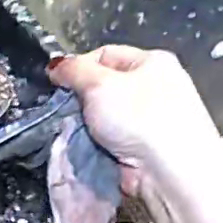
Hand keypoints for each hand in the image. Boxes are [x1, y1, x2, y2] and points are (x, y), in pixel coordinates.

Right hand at [48, 45, 222, 190]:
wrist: (167, 167)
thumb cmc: (139, 118)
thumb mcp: (101, 84)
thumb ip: (74, 71)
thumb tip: (55, 65)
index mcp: (150, 61)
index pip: (104, 55)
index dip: (77, 68)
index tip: (56, 85)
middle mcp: (151, 86)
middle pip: (101, 86)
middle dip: (79, 99)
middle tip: (62, 111)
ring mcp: (145, 117)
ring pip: (100, 114)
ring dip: (83, 123)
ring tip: (70, 131)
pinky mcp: (137, 144)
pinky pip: (105, 136)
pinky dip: (92, 140)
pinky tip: (83, 145)